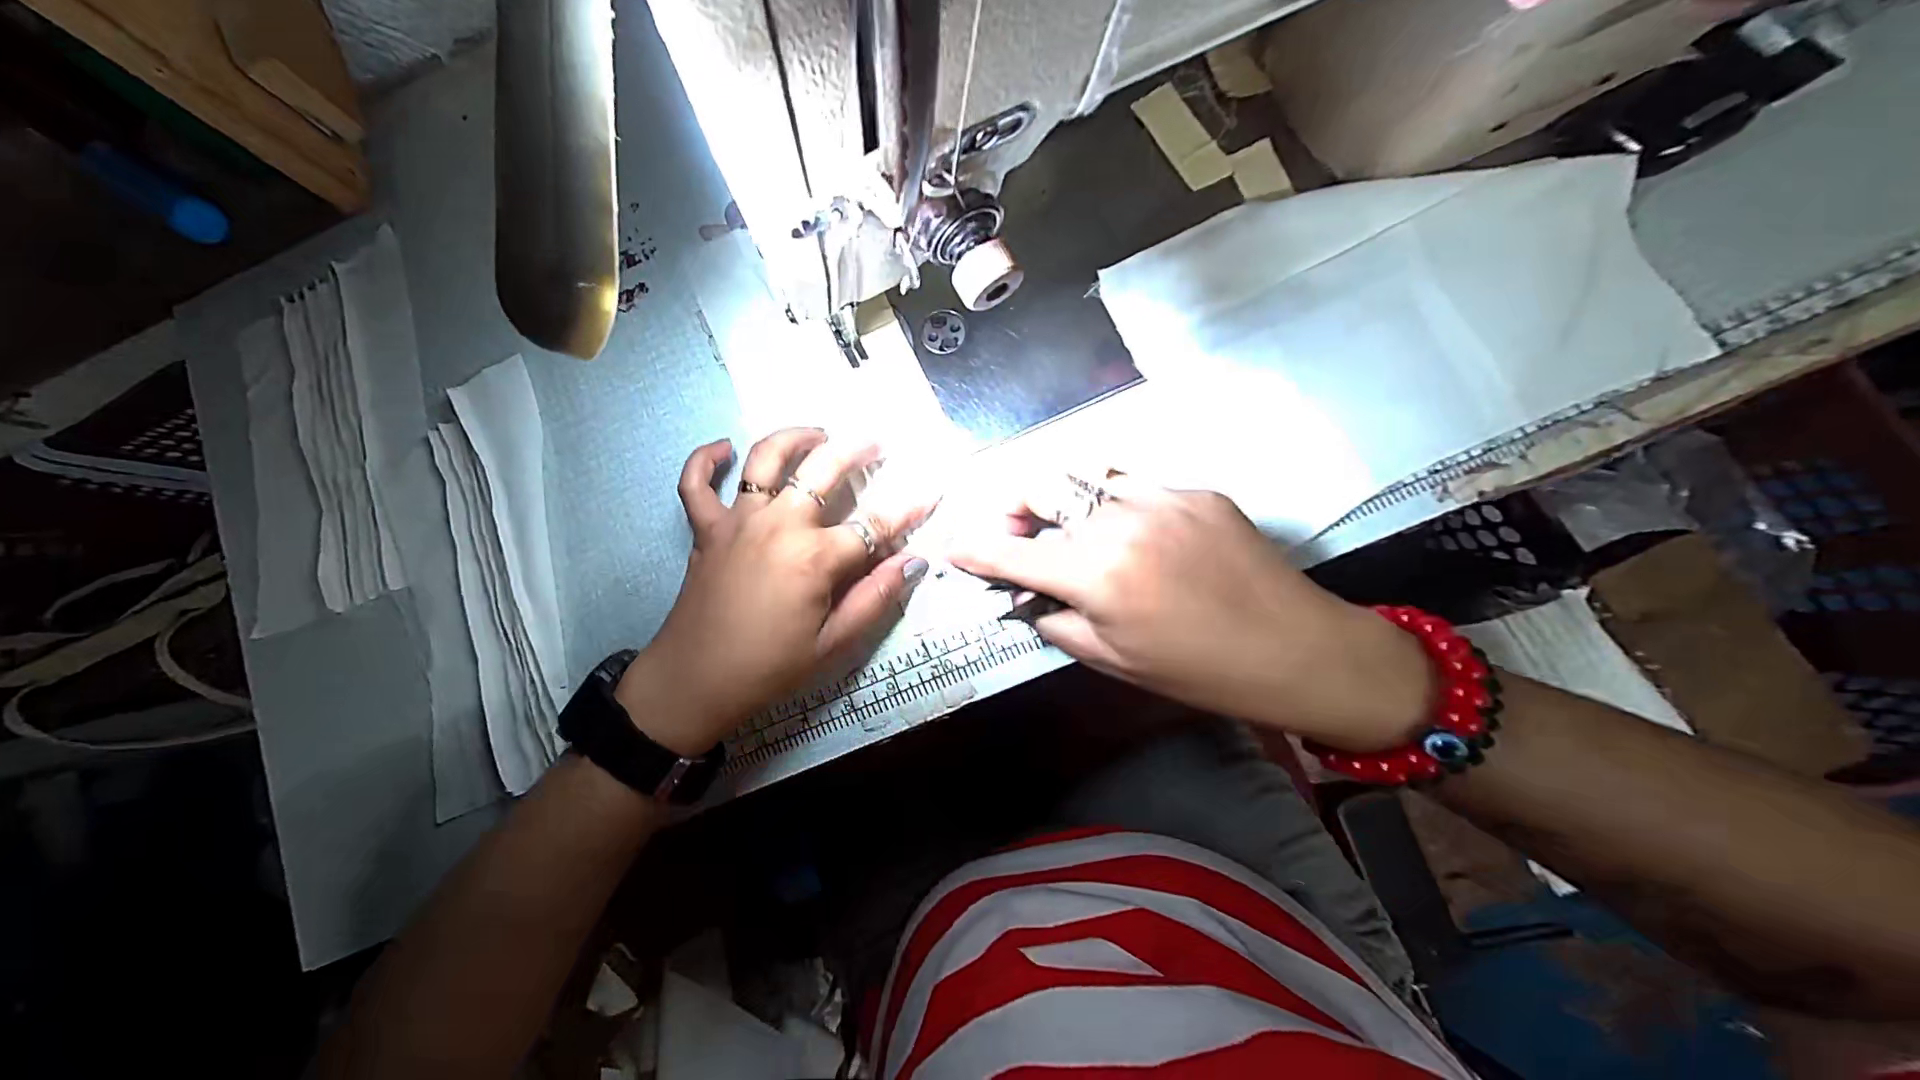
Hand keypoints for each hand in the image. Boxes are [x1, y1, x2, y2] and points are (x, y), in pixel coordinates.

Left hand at [616, 429, 932, 755]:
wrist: (693, 683)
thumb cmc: (769, 668)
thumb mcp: (833, 644)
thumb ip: (875, 597)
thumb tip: (915, 562)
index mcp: (814, 557)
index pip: (874, 525)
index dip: (907, 511)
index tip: (931, 495)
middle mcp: (778, 525)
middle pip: (823, 469)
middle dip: (855, 450)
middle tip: (875, 443)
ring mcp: (737, 522)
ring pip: (764, 459)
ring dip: (794, 438)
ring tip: (817, 433)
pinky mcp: (705, 530)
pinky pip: (697, 483)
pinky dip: (705, 460)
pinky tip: (723, 447)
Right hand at [947, 478, 1434, 751]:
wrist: (1297, 649)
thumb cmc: (1197, 670)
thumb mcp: (1113, 659)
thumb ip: (1056, 620)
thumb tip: (1025, 595)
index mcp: (1097, 574)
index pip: (1013, 552)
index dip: (976, 549)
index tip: (955, 547)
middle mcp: (1122, 522)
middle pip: (1043, 490)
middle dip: (1017, 508)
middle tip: (1018, 530)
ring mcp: (1163, 497)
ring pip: (1089, 482)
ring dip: (1070, 504)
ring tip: (1079, 530)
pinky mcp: (1197, 490)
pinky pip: (1138, 487)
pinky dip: (1119, 506)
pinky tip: (1136, 533)